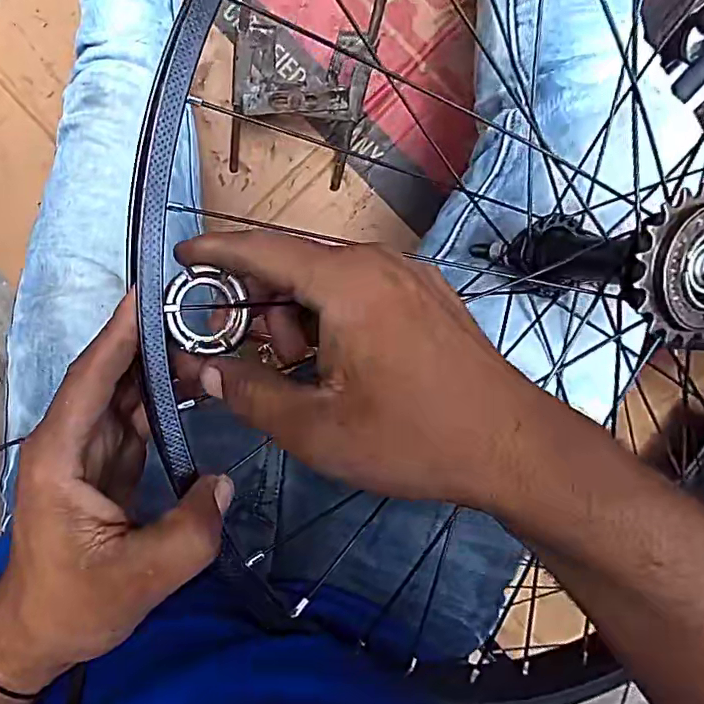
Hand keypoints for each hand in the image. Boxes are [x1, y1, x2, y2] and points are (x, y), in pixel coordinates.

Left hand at [0, 295, 232, 693]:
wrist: (37, 631)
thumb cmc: (73, 604)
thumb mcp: (138, 578)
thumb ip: (190, 532)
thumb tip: (223, 482)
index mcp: (59, 454)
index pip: (90, 380)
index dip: (117, 335)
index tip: (144, 294)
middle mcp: (66, 440)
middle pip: (105, 378)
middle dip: (145, 345)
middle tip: (193, 315)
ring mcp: (82, 450)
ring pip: (118, 395)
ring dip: (155, 371)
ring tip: (203, 350)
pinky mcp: (100, 464)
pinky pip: (129, 419)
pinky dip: (157, 402)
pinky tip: (188, 390)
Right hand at [174, 231, 593, 512]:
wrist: (523, 454)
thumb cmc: (414, 438)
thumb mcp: (314, 428)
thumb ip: (246, 393)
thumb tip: (199, 371)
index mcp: (346, 283)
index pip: (260, 249)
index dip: (214, 251)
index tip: (180, 256)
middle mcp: (375, 264)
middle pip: (286, 265)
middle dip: (253, 305)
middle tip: (242, 351)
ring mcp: (404, 275)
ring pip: (318, 278)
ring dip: (291, 317)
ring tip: (302, 371)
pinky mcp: (422, 293)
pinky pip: (350, 288)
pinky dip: (322, 315)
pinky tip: (333, 361)